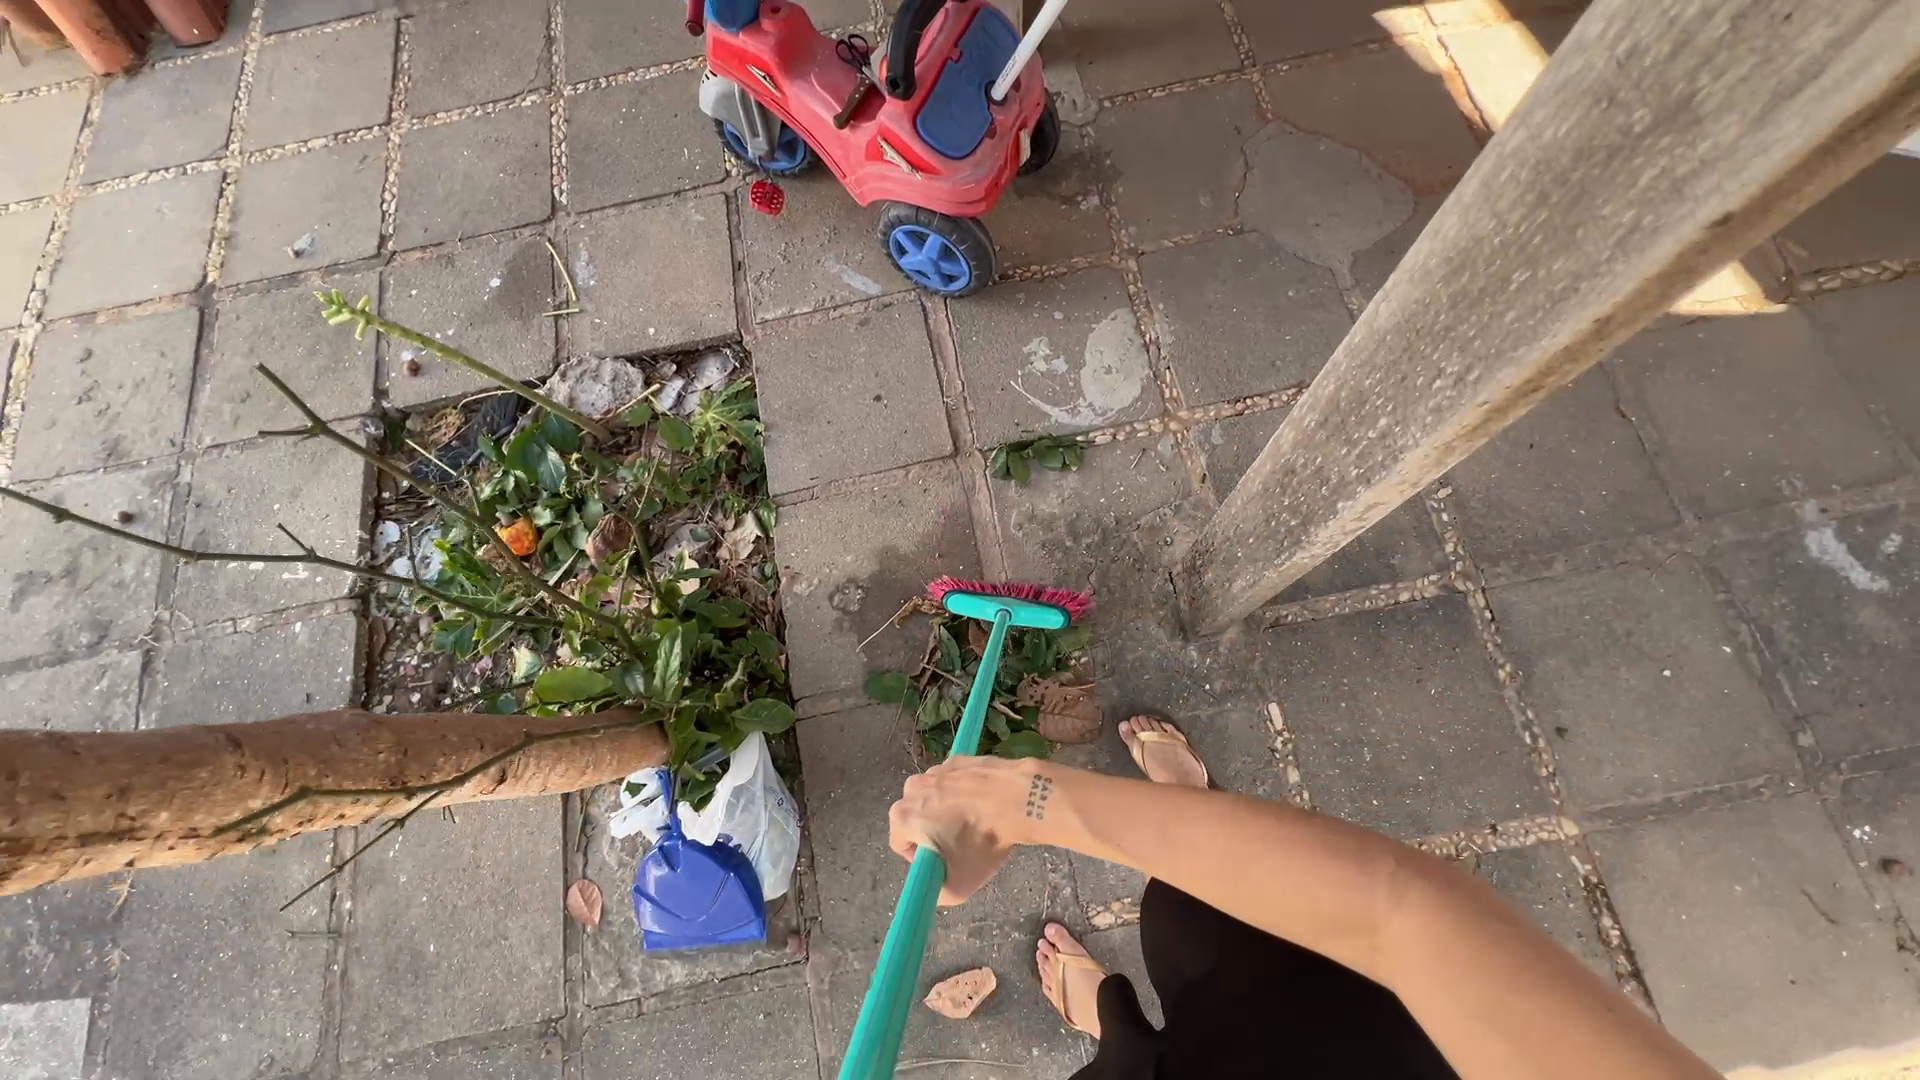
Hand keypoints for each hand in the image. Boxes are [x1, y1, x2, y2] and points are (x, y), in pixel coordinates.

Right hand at [888, 756, 1045, 904]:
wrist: (1016, 799)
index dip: (920, 857)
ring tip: (974, 821)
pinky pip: (951, 782)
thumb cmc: (982, 842)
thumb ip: (935, 892)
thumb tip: (933, 883)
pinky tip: (982, 802)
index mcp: (903, 816)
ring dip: (946, 810)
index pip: (900, 843)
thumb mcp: (957, 887)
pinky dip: (961, 792)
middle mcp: (912, 788)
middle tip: (959, 843)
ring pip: (932, 797)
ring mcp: (936, 769)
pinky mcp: (957, 759)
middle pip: (914, 817)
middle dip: (931, 831)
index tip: (943, 861)